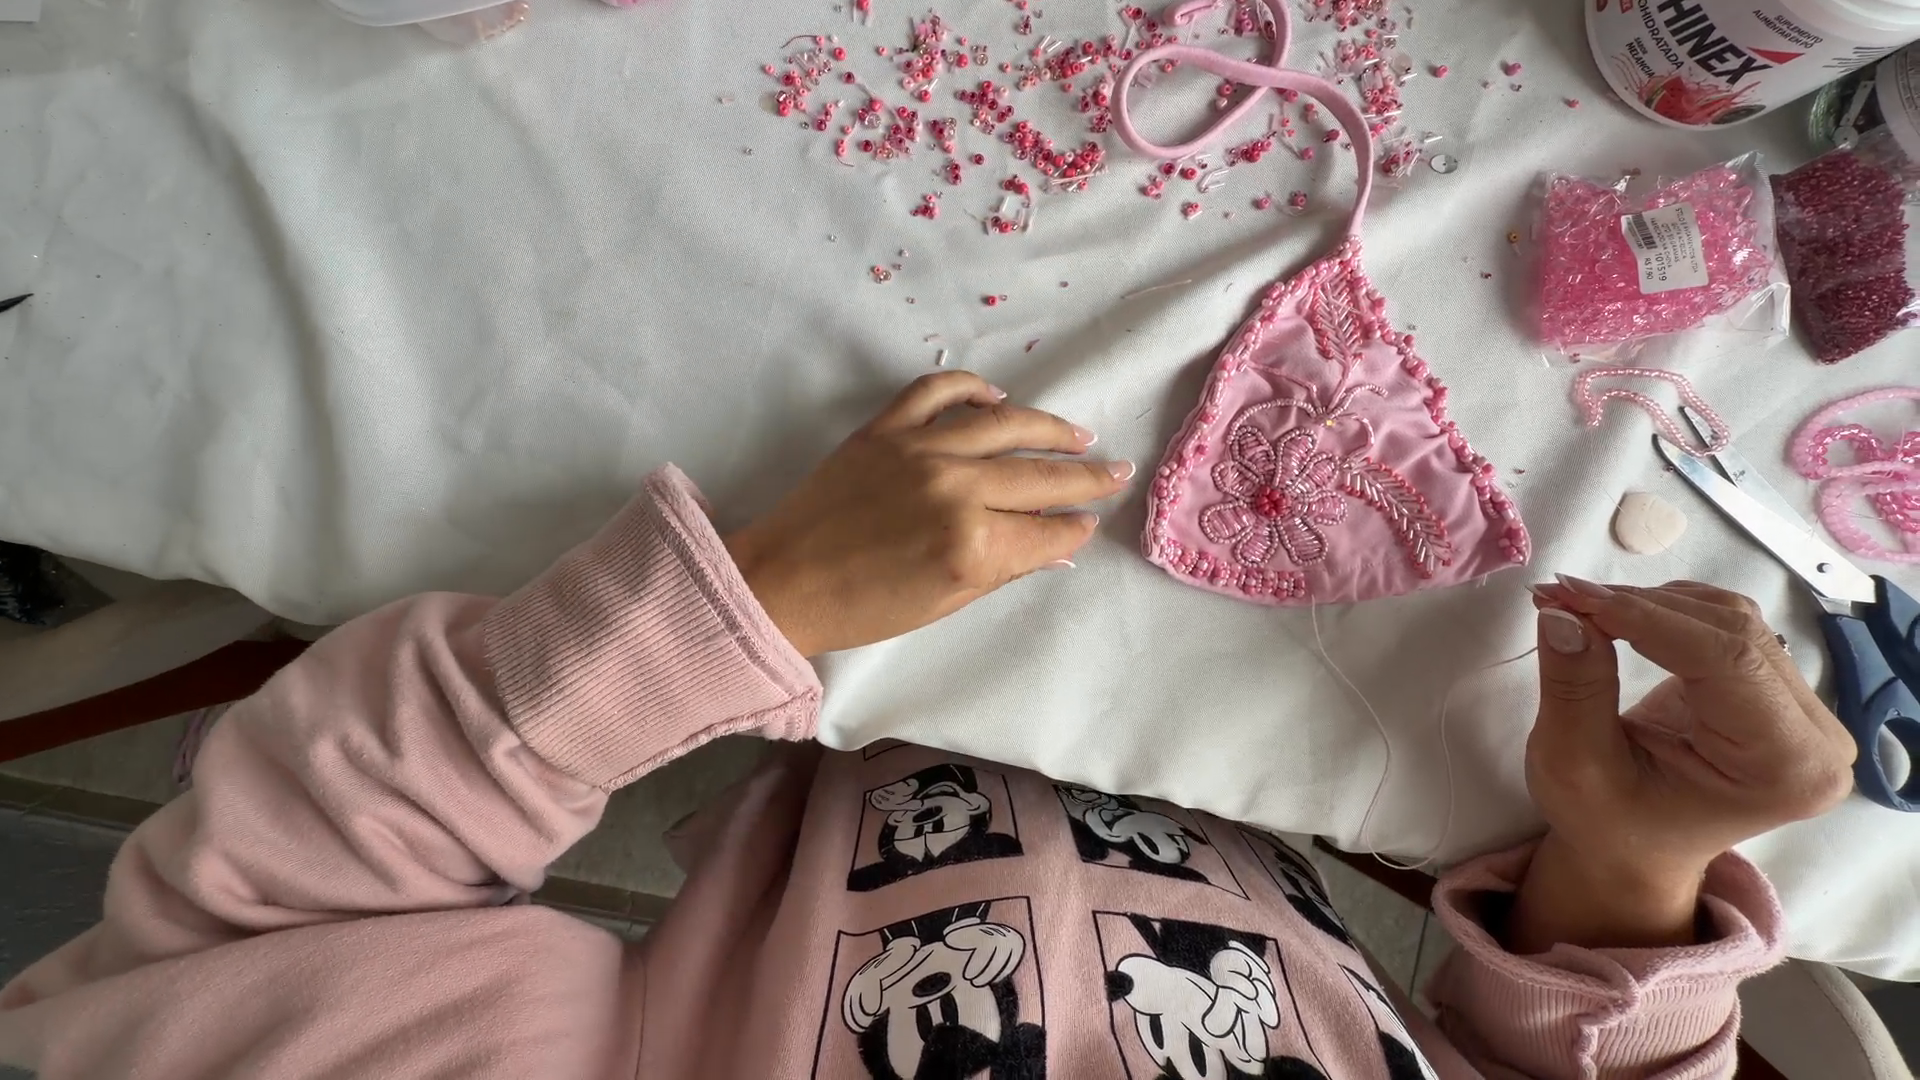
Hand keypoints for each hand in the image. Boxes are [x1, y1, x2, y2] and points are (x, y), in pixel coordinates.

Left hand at [724, 371, 1131, 655]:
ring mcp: (920, 449)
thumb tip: (1057, 547)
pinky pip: (938, 391)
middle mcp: (956, 489)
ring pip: (1005, 425)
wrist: (783, 581)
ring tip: (1079, 436)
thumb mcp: (945, 602)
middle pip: (1040, 477)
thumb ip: (1006, 568)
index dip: (1075, 528)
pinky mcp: (886, 427)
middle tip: (1116, 471)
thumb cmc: (865, 609)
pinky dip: (972, 388)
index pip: (1048, 531)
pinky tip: (999, 399)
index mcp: (973, 547)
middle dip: (1086, 478)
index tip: (1091, 521)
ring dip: (1051, 428)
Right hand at [1510, 578, 1854, 950]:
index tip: (1563, 595)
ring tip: (1575, 607)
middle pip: (1731, 632)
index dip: (1640, 615)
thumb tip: (1562, 613)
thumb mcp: (1572, 761)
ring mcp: (1799, 712)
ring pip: (1727, 620)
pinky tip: (1610, 619)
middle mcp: (1814, 734)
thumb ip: (1573, 687)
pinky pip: (1720, 629)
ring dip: (1644, 602)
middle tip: (1556, 596)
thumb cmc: (1602, 820)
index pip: (1723, 658)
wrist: (1630, 851)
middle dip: (1636, 604)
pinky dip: (1657, 612)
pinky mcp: (1769, 694)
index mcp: (1782, 765)